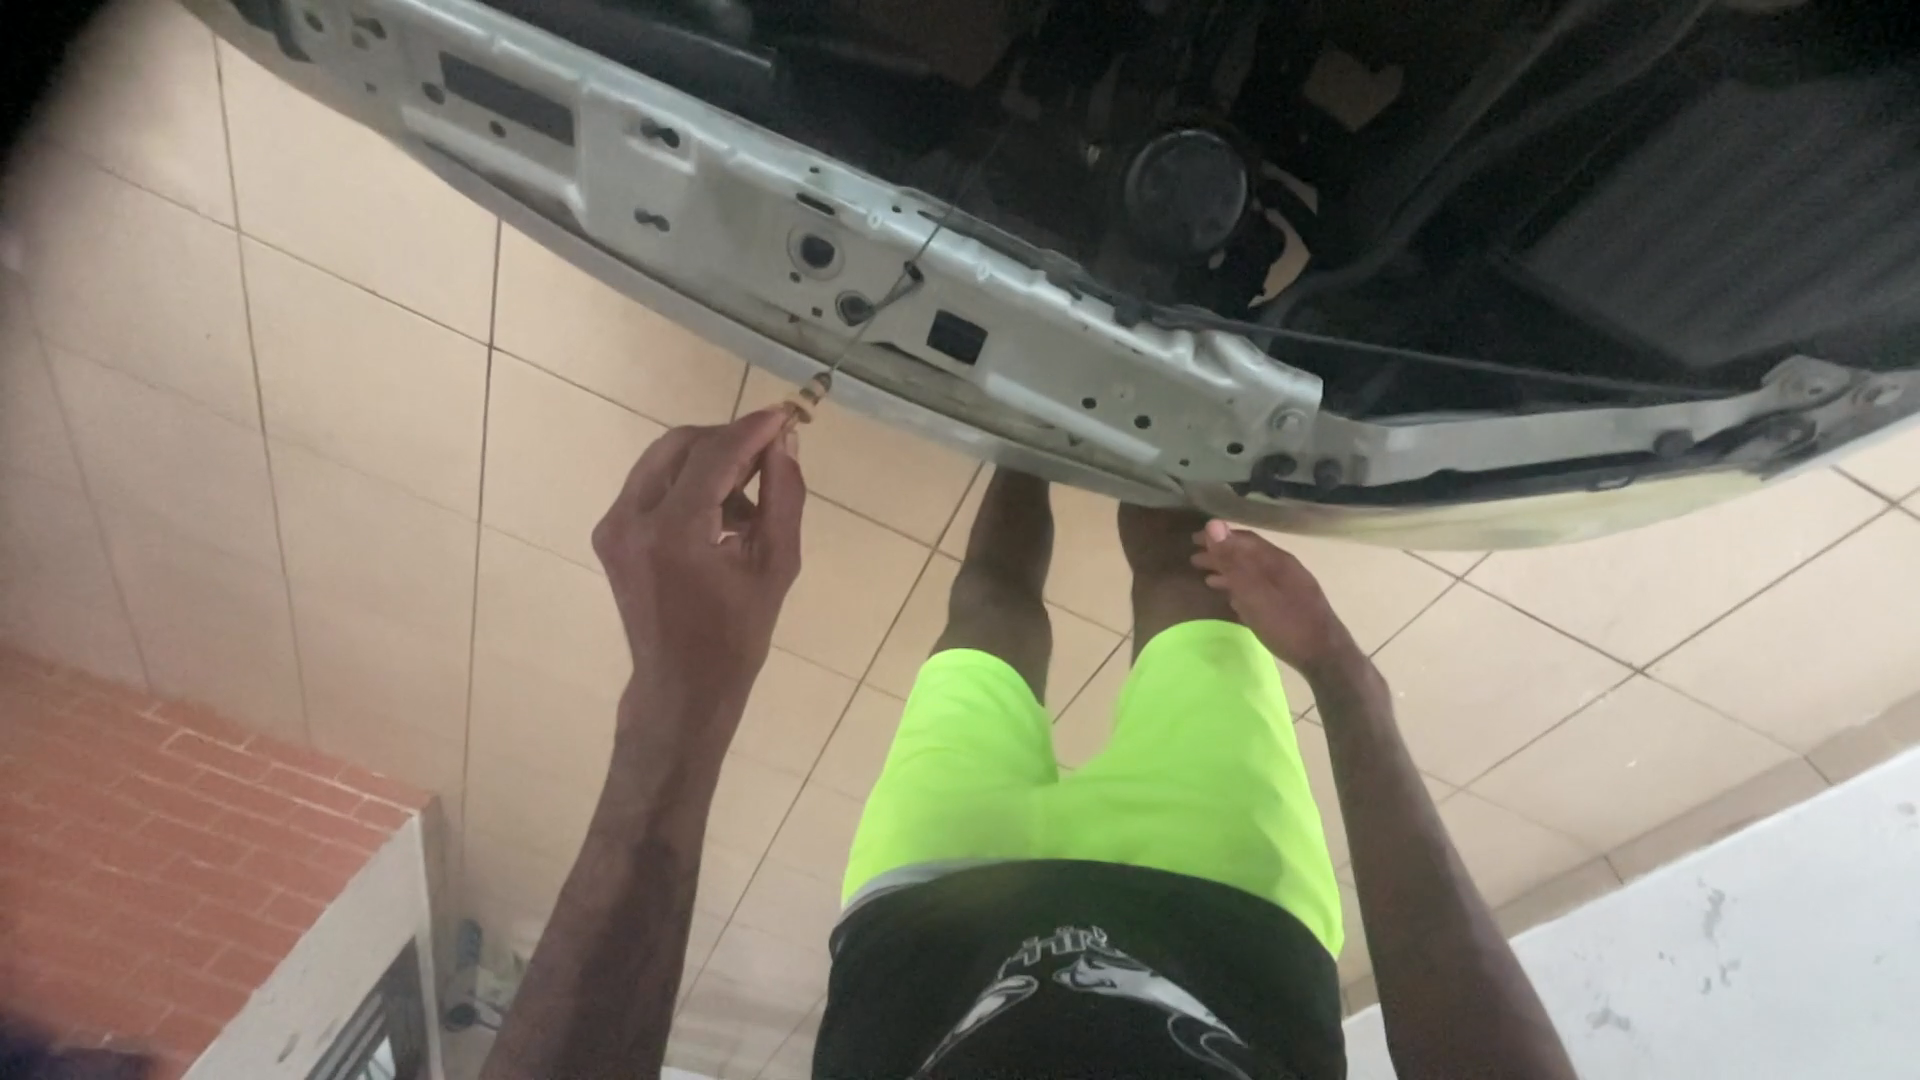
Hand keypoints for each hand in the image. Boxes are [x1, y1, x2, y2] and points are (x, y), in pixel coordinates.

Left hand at [592, 409, 805, 732]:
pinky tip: (722, 518)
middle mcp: (631, 519)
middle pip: (681, 444)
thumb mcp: (777, 564)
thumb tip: (784, 443)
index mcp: (674, 532)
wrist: (682, 686)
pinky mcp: (609, 533)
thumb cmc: (738, 635)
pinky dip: (690, 484)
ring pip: (663, 460)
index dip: (753, 430)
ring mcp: (613, 526)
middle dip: (729, 441)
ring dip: (710, 462)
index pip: (715, 455)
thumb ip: (784, 496)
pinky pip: (653, 485)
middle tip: (770, 456)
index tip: (786, 414)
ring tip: (750, 501)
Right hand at [1191, 520, 1361, 678]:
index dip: (1218, 538)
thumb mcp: (1253, 591)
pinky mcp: (1292, 605)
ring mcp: (1290, 587)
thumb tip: (1213, 524)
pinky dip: (1242, 588)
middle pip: (1248, 555)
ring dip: (1230, 573)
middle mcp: (1285, 568)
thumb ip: (1232, 560)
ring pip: (1254, 573)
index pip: (1243, 540)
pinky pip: (1261, 589)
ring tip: (1208, 579)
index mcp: (1276, 560)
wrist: (1325, 657)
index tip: (1193, 540)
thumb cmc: (1285, 623)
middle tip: (1195, 560)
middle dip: (1221, 555)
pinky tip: (1234, 599)